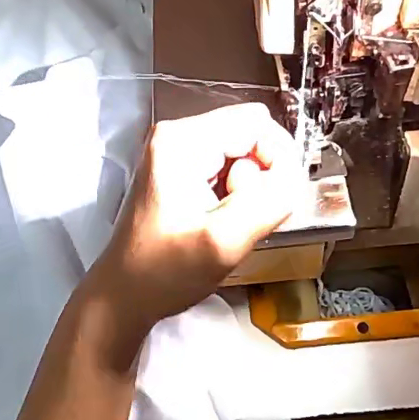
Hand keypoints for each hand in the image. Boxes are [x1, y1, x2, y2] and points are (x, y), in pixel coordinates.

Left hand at [85, 103, 301, 337]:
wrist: (125, 296)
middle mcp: (179, 137)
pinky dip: (239, 197)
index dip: (278, 159)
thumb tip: (294, 177)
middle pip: (251, 136)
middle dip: (263, 177)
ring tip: (233, 225)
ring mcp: (178, 155)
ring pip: (244, 156)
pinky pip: (230, 171)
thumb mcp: (223, 242)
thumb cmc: (165, 272)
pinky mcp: (182, 174)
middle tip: (246, 218)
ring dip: (252, 191)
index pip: (257, 123)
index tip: (276, 200)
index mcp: (183, 141)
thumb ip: (268, 203)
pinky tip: (225, 224)